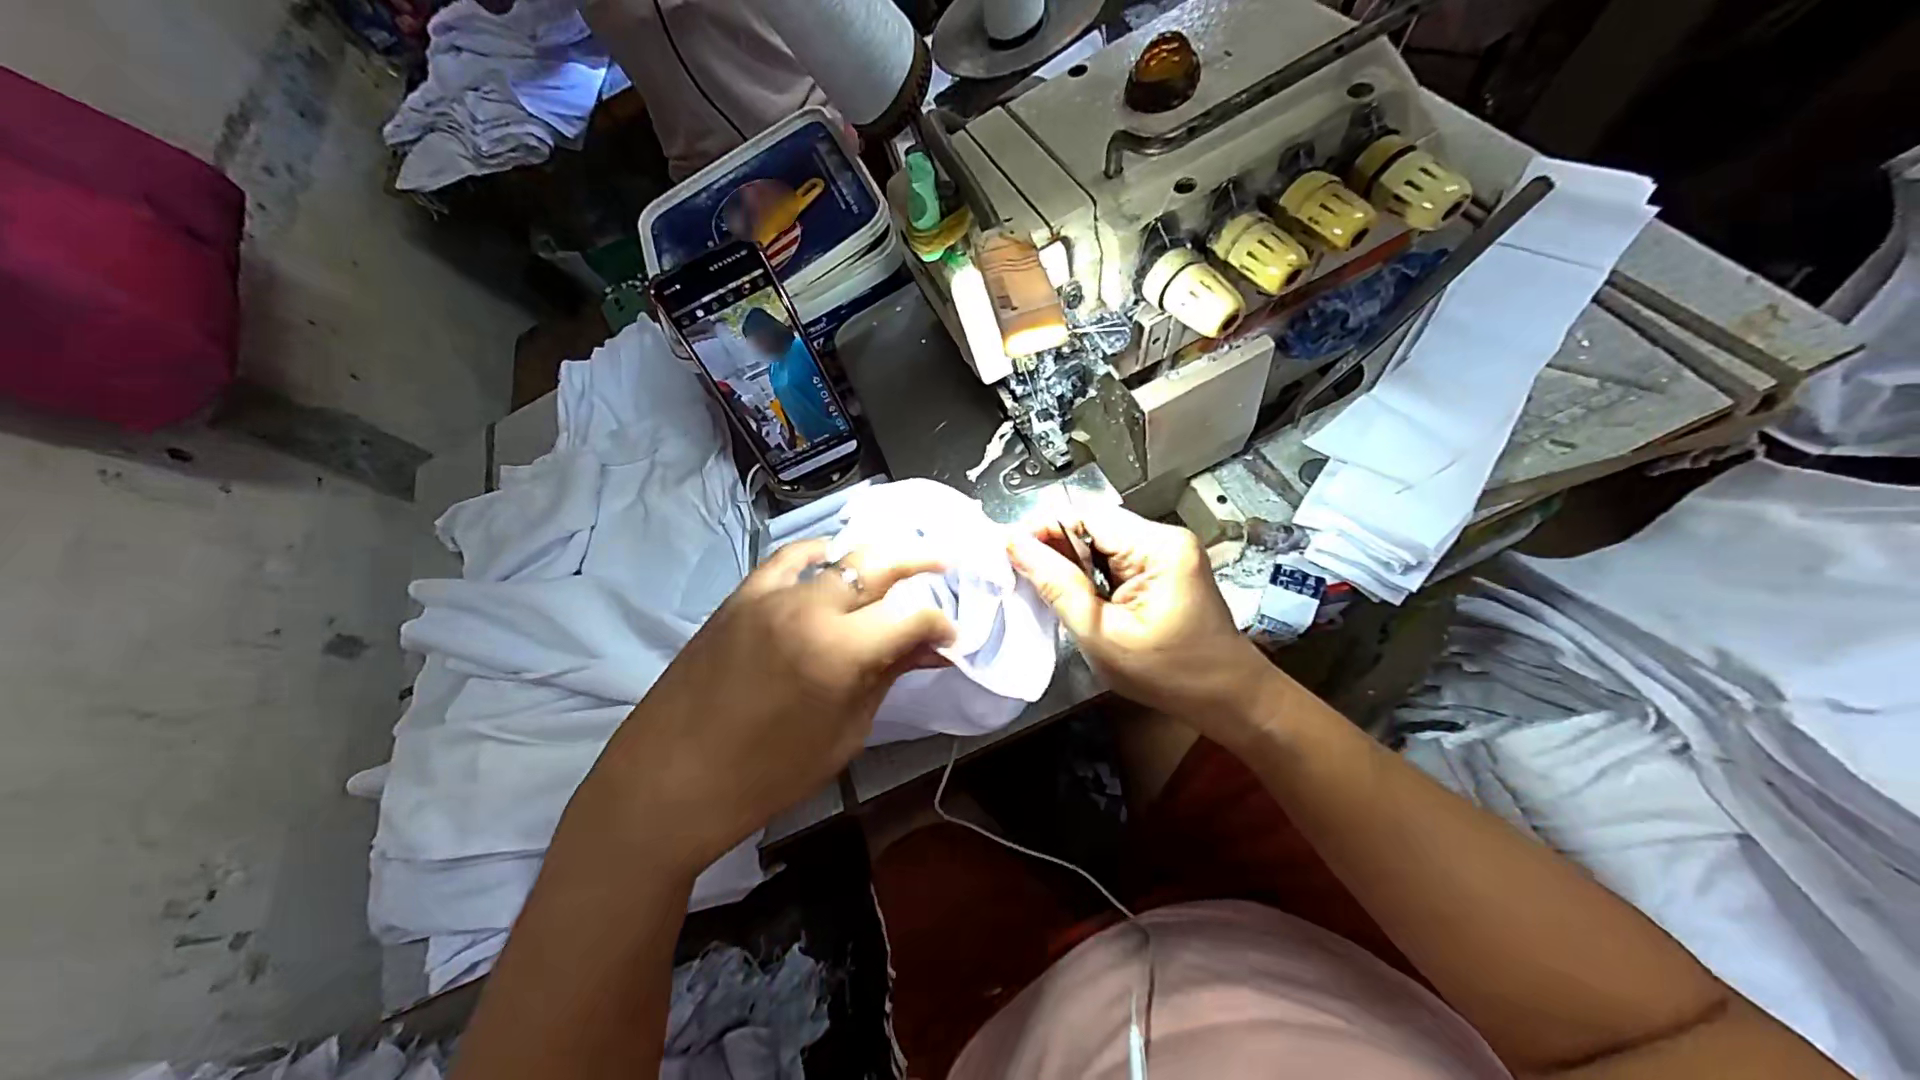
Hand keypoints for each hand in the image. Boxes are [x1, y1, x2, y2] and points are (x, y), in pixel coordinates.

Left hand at [578, 538, 954, 870]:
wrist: (669, 780)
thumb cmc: (766, 775)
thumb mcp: (844, 734)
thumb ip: (887, 678)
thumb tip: (927, 649)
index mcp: (840, 651)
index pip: (910, 617)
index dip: (939, 624)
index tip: (949, 638)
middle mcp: (808, 608)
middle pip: (878, 564)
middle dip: (918, 563)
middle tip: (942, 569)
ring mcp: (769, 595)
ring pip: (836, 554)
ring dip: (872, 556)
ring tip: (893, 565)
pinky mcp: (740, 597)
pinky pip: (788, 559)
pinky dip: (818, 555)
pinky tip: (830, 563)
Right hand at [1007, 506, 1278, 744]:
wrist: (1227, 698)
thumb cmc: (1170, 674)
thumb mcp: (1101, 634)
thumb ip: (1056, 586)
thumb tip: (1016, 545)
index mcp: (1157, 547)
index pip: (1085, 516)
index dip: (1045, 531)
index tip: (1013, 554)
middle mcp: (1166, 538)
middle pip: (1093, 525)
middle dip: (1058, 551)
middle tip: (1031, 581)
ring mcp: (1168, 551)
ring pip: (1100, 542)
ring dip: (1074, 565)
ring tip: (1058, 596)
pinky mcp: (1165, 567)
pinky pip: (1116, 558)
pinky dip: (1093, 575)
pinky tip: (1084, 600)